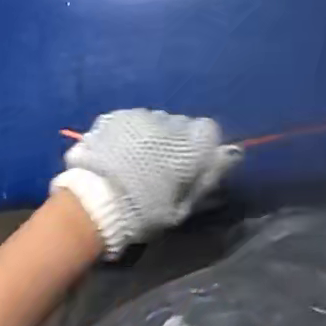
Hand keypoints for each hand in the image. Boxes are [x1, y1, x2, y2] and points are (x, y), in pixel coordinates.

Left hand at [50, 108, 239, 256]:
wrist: (96, 199)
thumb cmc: (144, 210)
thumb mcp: (182, 205)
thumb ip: (207, 178)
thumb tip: (228, 159)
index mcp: (190, 145)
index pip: (209, 131)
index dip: (201, 147)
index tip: (191, 163)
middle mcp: (167, 122)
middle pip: (180, 124)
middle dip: (176, 140)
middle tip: (163, 164)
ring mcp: (139, 115)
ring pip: (154, 120)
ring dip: (152, 135)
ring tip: (138, 158)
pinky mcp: (115, 115)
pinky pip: (130, 120)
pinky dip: (130, 132)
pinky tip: (119, 151)